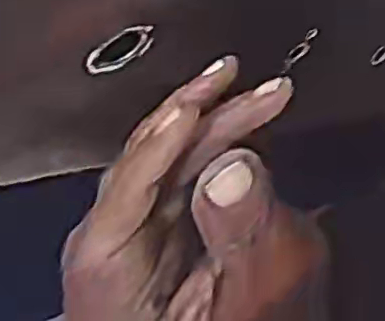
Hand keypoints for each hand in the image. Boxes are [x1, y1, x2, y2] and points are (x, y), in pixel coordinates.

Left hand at [62, 58, 328, 320]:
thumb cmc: (276, 320)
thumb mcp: (268, 279)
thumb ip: (245, 227)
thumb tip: (229, 164)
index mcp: (118, 308)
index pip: (108, 228)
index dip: (143, 163)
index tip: (186, 112)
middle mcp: (119, 278)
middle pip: (139, 186)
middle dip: (196, 125)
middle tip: (248, 87)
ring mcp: (146, 254)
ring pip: (166, 172)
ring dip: (216, 123)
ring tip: (265, 93)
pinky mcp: (178, 232)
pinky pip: (189, 174)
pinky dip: (222, 138)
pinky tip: (249, 117)